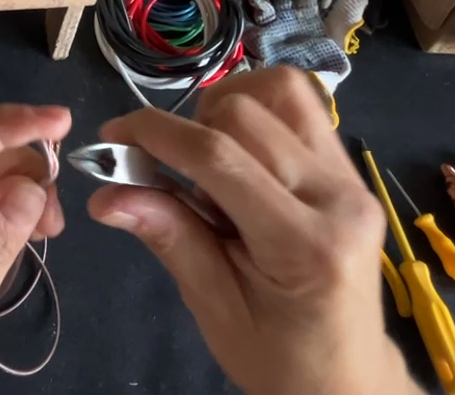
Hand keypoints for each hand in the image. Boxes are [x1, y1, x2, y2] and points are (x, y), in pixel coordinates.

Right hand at [88, 68, 420, 394]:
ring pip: (275, 90)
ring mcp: (350, 176)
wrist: (348, 379)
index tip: (110, 137)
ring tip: (205, 153)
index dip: (154, 134)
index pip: (217, 158)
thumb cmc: (279, 357)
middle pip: (243, 114)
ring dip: (223, 106)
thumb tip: (103, 193)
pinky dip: (254, 103)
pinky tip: (235, 141)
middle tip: (166, 170)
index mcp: (306, 246)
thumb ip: (167, 237)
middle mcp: (339, 197)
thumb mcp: (214, 309)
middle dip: (185, 129)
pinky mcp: (348, 166)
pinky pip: (297, 100)